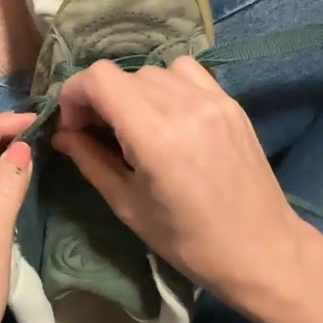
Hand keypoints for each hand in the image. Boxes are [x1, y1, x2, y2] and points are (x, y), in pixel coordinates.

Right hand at [51, 58, 320, 309]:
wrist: (261, 250)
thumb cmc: (187, 241)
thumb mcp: (127, 205)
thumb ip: (90, 161)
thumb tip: (62, 134)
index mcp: (154, 135)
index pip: (99, 79)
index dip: (74, 95)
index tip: (74, 128)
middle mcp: (183, 106)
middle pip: (122, 74)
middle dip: (99, 99)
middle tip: (98, 135)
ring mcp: (212, 100)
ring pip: (153, 71)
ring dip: (132, 93)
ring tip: (135, 127)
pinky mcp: (230, 103)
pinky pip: (187, 73)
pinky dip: (166, 86)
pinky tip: (168, 117)